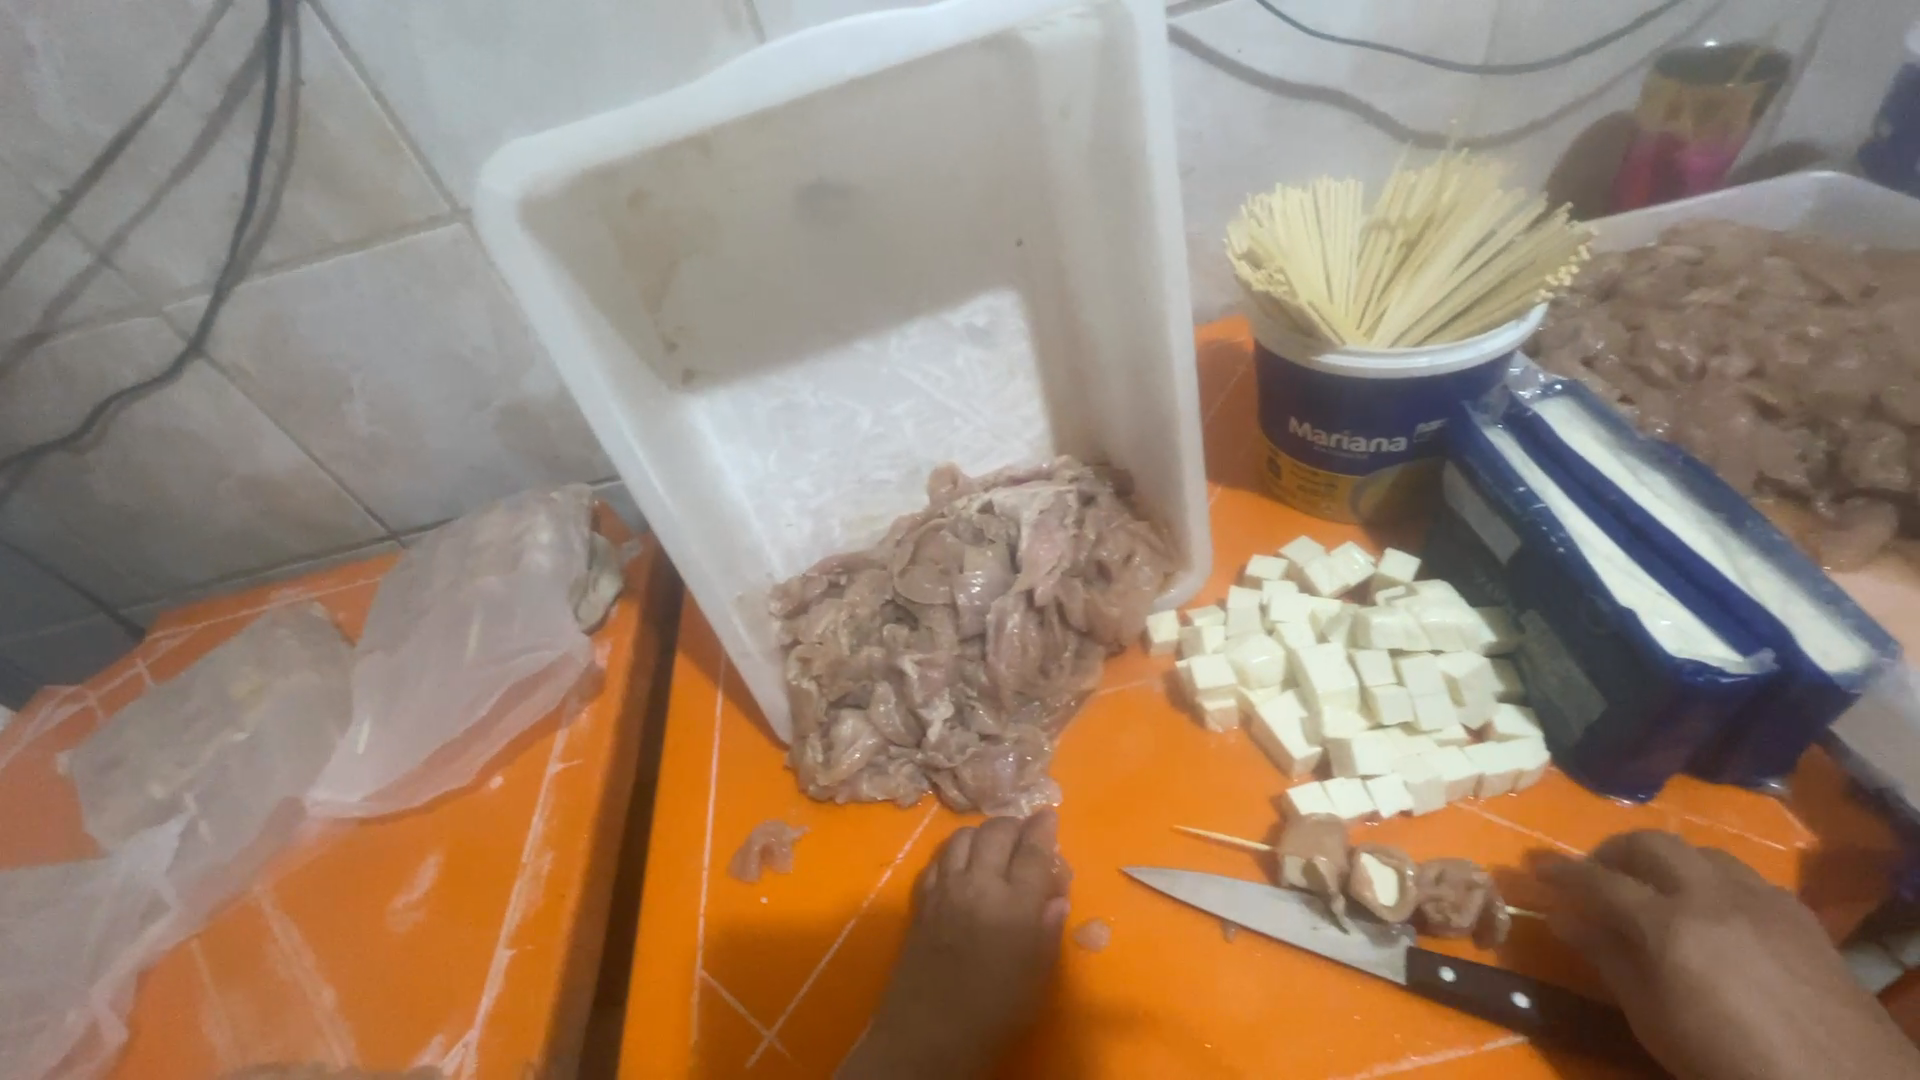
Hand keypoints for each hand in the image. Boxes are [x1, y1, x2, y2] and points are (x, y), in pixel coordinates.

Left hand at [838, 811, 1071, 1079]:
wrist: (930, 1034)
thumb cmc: (995, 1011)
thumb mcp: (1038, 974)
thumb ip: (1049, 925)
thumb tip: (1056, 891)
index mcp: (1015, 903)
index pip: (1033, 848)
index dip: (1043, 827)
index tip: (1048, 814)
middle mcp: (979, 883)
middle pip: (997, 831)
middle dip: (1015, 826)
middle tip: (1025, 836)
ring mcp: (946, 886)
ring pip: (965, 835)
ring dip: (984, 833)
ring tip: (994, 847)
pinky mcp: (922, 896)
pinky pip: (940, 856)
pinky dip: (956, 850)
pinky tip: (964, 864)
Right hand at [1537, 830, 1919, 1079]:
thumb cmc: (1728, 1061)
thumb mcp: (1653, 1019)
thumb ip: (1607, 960)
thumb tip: (1562, 919)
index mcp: (1668, 924)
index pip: (1596, 880)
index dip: (1560, 871)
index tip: (1535, 868)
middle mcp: (1713, 898)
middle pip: (1650, 844)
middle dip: (1614, 852)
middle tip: (1597, 875)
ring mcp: (1765, 904)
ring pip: (1702, 852)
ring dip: (1669, 862)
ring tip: (1658, 888)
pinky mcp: (1804, 920)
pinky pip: (1749, 878)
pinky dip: (1717, 881)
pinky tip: (1716, 911)